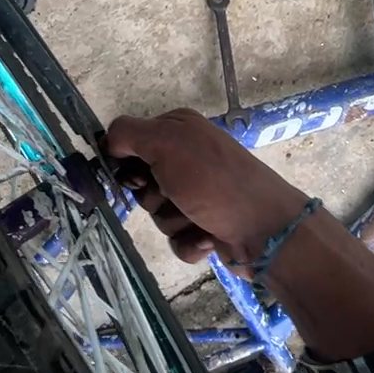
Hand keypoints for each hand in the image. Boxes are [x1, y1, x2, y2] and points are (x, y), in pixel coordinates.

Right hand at [104, 109, 310, 271]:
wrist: (266, 229)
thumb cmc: (213, 180)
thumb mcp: (165, 142)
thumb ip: (127, 133)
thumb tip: (107, 141)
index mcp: (178, 130)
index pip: (131, 141)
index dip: (126, 162)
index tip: (135, 174)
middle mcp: (187, 158)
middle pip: (140, 181)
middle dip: (152, 195)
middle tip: (172, 194)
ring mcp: (197, 194)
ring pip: (156, 212)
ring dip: (173, 220)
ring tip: (198, 217)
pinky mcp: (205, 226)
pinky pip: (175, 238)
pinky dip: (188, 242)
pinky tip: (207, 238)